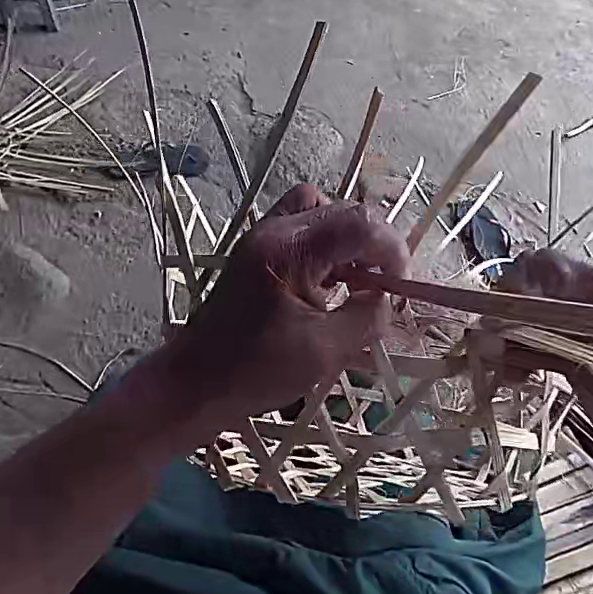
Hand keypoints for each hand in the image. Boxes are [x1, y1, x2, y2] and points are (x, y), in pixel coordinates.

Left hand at [143, 185, 408, 433]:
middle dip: (373, 243)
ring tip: (355, 280)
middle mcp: (275, 229)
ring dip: (349, 239)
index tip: (398, 286)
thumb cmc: (257, 372)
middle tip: (380, 286)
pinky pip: (302, 225)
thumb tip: (388, 298)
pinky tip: (328, 280)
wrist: (194, 383)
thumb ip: (367, 317)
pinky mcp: (257, 249)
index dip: (391, 248)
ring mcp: (262, 235)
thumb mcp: (326, 352)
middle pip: (344, 209)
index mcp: (290, 250)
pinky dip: (326, 244)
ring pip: (323, 210)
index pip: (360, 222)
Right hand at [495, 250, 592, 464]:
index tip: (501, 304)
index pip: (559, 271)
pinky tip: (507, 375)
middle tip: (485, 337)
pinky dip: (517, 361)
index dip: (525, 283)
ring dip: (506, 340)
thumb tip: (507, 302)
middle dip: (509, 314)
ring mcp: (585, 336)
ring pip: (531, 326)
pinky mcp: (575, 364)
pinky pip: (536, 352)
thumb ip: (562, 325)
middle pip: (539, 297)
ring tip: (487, 360)